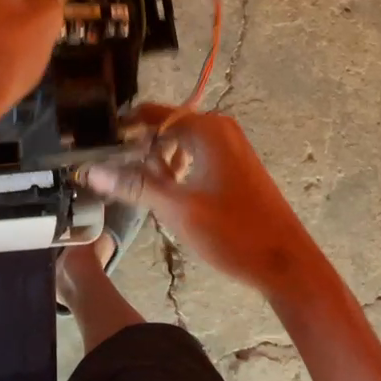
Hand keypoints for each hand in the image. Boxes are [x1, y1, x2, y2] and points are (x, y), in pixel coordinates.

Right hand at [83, 104, 321, 297]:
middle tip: (110, 171)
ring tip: (133, 185)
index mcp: (206, 128)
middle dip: (138, 147)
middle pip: (165, 127)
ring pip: (180, 142)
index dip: (123, 129)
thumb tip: (91, 170)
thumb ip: (134, 185)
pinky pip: (196, 154)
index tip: (96, 148)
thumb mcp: (176, 209)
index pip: (151, 115)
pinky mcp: (235, 164)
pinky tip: (165, 192)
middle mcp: (218, 128)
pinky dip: (177, 167)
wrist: (288, 266)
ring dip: (157, 160)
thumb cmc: (233, 233)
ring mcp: (230, 145)